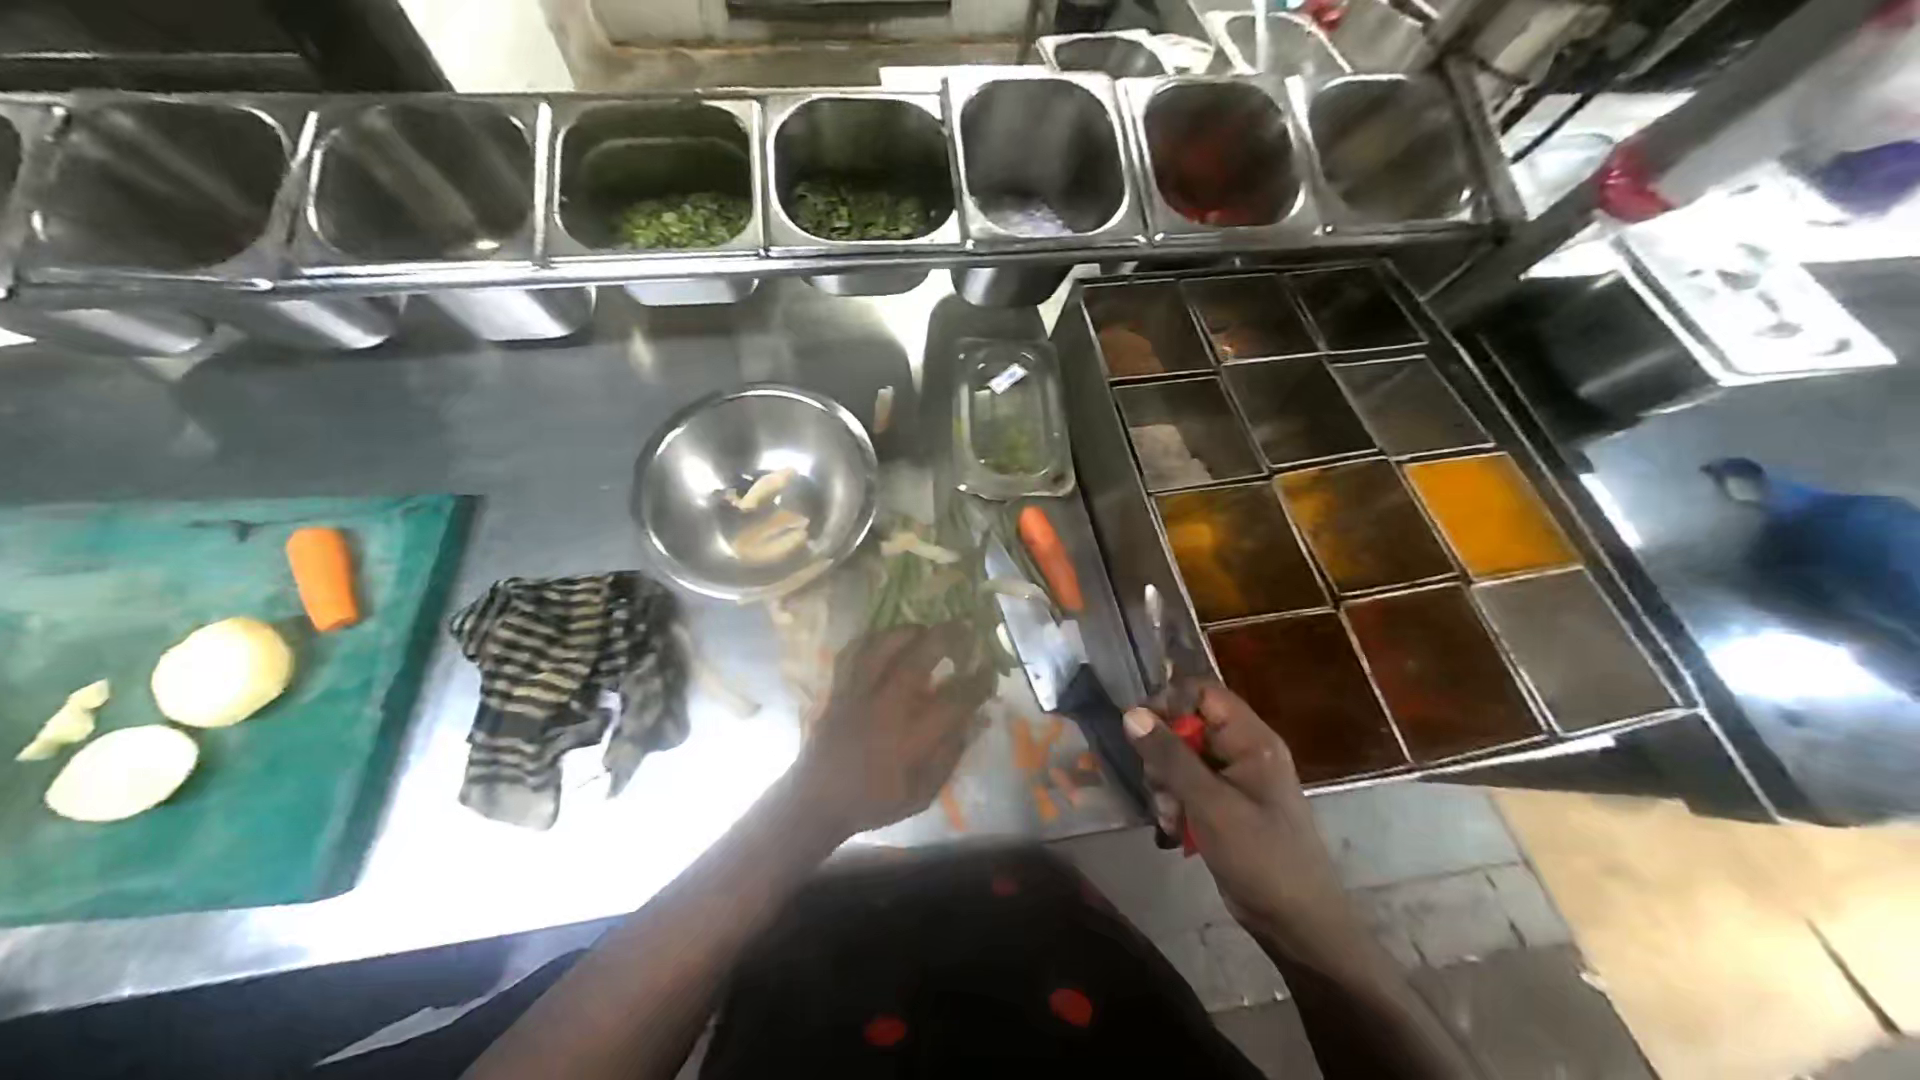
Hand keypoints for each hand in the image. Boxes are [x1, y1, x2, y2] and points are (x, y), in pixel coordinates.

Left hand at [793, 622, 994, 835]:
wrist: (817, 801)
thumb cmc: (874, 801)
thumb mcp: (921, 794)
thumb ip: (950, 756)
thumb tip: (976, 720)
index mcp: (909, 739)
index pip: (952, 702)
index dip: (976, 683)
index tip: (989, 669)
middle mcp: (883, 710)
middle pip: (915, 662)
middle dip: (944, 640)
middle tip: (963, 627)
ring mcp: (856, 696)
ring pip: (880, 649)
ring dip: (906, 632)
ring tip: (924, 628)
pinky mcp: (837, 691)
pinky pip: (853, 654)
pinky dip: (871, 640)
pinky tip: (885, 638)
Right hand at [1124, 683, 1362, 960]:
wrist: (1295, 922)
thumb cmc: (1261, 856)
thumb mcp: (1210, 803)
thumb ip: (1170, 757)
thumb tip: (1131, 714)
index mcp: (1251, 739)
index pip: (1202, 693)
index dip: (1169, 701)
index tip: (1141, 727)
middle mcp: (1241, 751)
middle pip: (1185, 725)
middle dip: (1162, 755)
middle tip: (1159, 786)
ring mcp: (1231, 779)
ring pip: (1179, 758)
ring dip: (1165, 784)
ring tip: (1170, 816)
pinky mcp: (1221, 804)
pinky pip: (1185, 786)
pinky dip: (1173, 803)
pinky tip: (1173, 828)